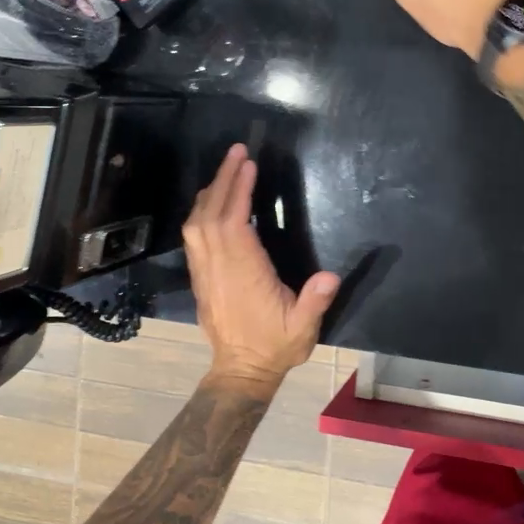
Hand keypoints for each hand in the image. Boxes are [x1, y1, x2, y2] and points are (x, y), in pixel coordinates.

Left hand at [183, 144, 339, 387]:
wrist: (241, 372)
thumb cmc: (275, 347)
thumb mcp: (302, 329)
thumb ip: (315, 301)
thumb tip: (330, 277)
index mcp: (244, 273)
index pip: (234, 224)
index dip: (238, 192)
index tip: (248, 165)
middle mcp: (218, 267)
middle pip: (211, 215)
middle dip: (223, 180)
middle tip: (237, 151)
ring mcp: (205, 272)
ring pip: (197, 224)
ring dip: (210, 193)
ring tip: (226, 169)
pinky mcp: (200, 277)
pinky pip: (193, 237)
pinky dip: (201, 212)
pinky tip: (211, 201)